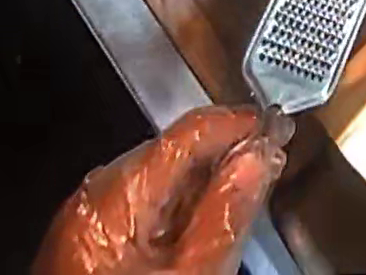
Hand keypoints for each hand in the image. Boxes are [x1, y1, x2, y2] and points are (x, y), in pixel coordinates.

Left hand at [32, 106, 292, 274]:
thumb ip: (225, 214)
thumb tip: (260, 154)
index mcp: (116, 194)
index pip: (189, 132)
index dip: (239, 123)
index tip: (276, 125)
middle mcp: (96, 193)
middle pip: (175, 150)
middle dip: (225, 149)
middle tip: (270, 153)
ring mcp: (89, 218)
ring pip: (162, 176)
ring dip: (207, 176)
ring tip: (247, 183)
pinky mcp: (91, 242)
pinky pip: (145, 205)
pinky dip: (181, 205)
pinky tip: (208, 216)